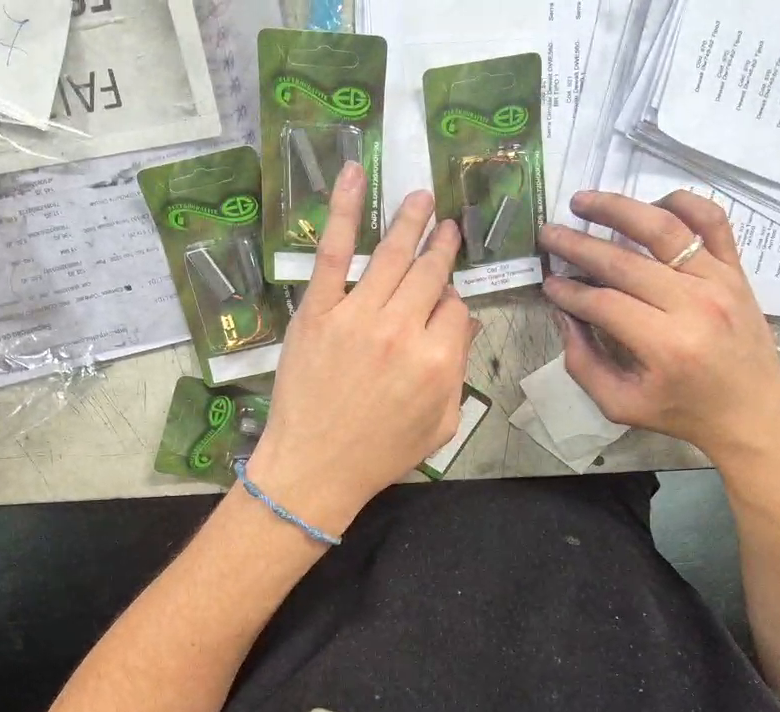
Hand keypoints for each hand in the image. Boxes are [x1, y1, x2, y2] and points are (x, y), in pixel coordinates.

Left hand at [244, 162, 474, 535]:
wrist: (315, 468)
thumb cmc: (380, 456)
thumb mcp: (439, 426)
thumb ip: (457, 375)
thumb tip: (464, 328)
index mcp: (438, 361)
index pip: (456, 308)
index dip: (454, 303)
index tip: (446, 302)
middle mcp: (402, 330)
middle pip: (430, 275)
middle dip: (442, 246)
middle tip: (446, 225)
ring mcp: (357, 316)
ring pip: (392, 256)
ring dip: (410, 220)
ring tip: (421, 198)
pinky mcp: (317, 311)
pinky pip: (334, 253)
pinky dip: (345, 210)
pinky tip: (355, 175)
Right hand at [536, 191, 779, 467]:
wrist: (750, 412)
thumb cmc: (682, 413)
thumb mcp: (621, 405)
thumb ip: (584, 364)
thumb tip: (566, 315)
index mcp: (664, 346)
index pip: (603, 303)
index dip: (569, 292)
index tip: (547, 284)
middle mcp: (693, 305)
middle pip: (624, 262)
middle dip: (578, 245)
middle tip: (548, 234)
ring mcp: (718, 282)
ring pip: (664, 229)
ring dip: (619, 209)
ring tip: (584, 201)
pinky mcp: (736, 270)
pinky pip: (712, 221)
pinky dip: (682, 203)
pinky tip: (651, 205)